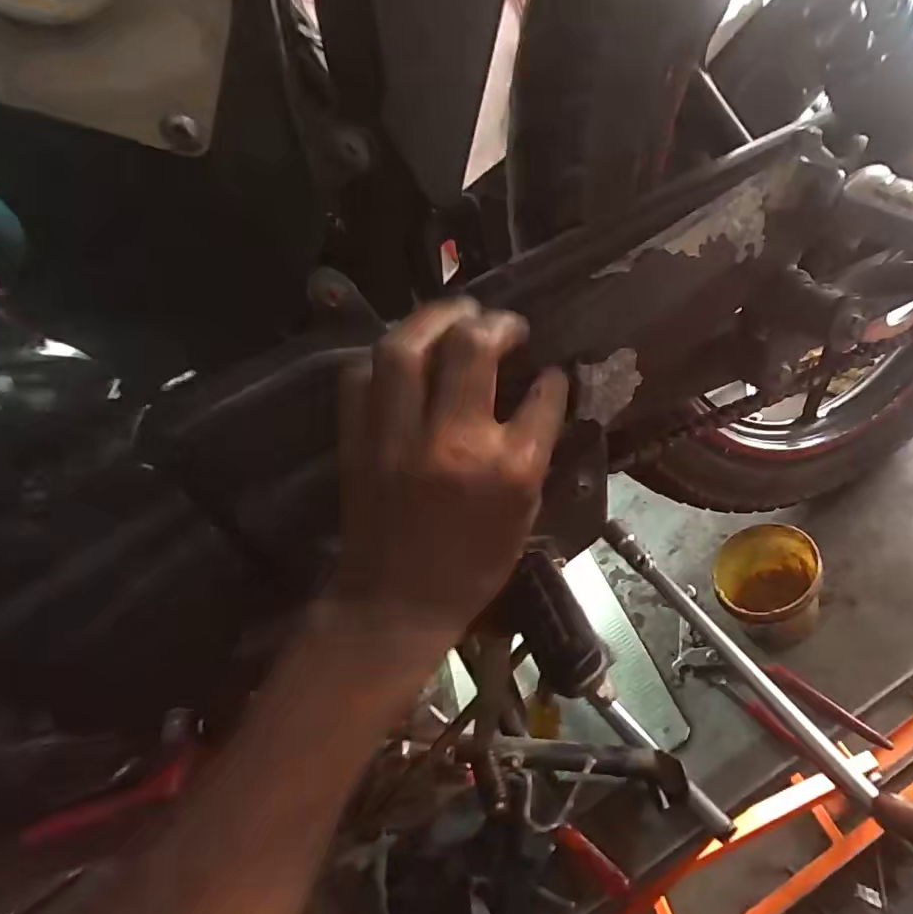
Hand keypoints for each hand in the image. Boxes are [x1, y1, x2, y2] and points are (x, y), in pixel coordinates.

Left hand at [328, 298, 568, 639]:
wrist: (398, 601)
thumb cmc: (475, 565)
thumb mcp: (525, 514)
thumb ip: (534, 454)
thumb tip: (541, 404)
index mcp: (509, 469)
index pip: (542, 398)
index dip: (553, 379)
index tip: (553, 372)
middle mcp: (455, 441)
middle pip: (472, 350)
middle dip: (497, 324)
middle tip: (507, 323)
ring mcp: (399, 436)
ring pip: (407, 348)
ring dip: (435, 317)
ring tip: (457, 312)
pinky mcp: (358, 439)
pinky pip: (362, 375)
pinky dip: (386, 354)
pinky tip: (405, 354)